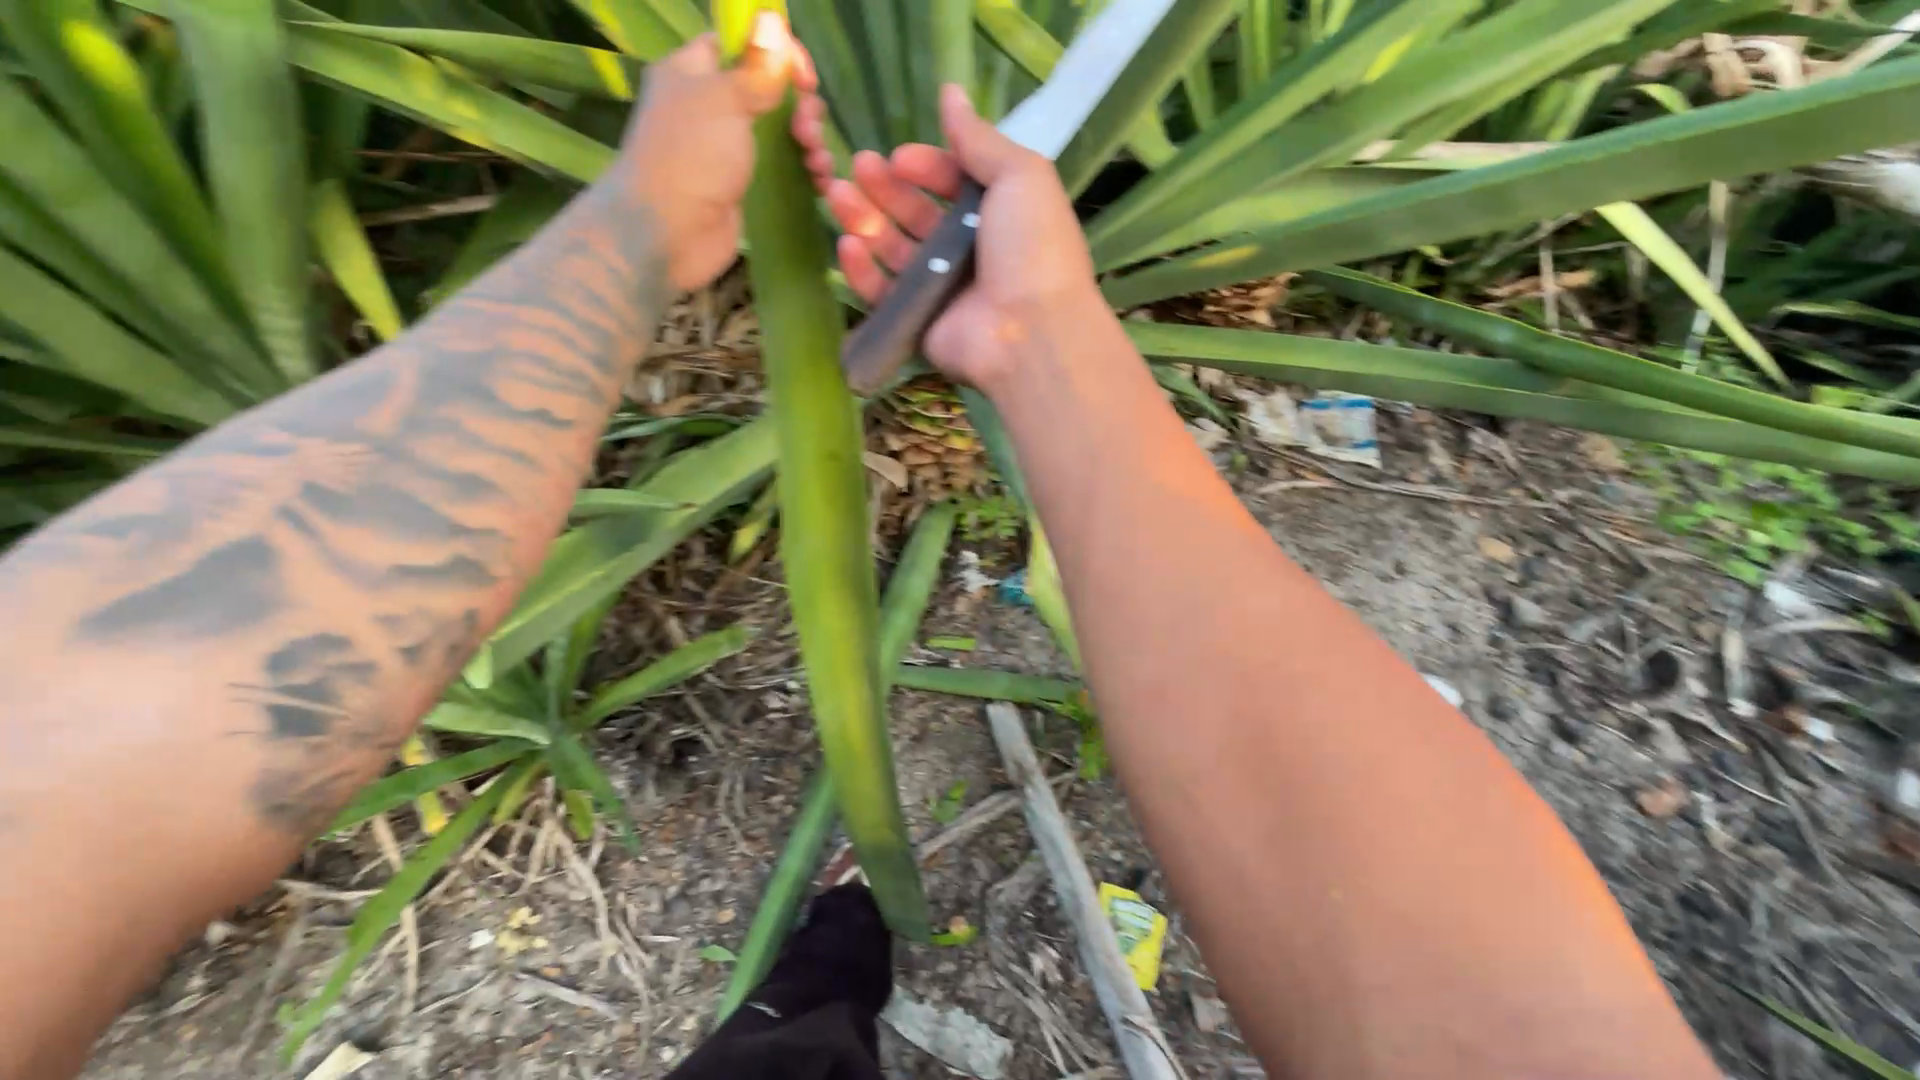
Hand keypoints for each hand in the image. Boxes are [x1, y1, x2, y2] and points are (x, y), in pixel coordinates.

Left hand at [615, 14, 816, 291]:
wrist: (669, 233)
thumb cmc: (690, 156)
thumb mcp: (724, 99)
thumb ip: (755, 65)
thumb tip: (773, 17)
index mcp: (694, 74)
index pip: (740, 45)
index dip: (777, 52)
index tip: (805, 77)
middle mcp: (711, 108)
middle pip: (770, 91)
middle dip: (801, 106)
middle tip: (808, 130)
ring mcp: (729, 151)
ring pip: (782, 132)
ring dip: (810, 141)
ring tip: (815, 160)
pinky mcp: (744, 187)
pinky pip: (783, 169)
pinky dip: (805, 171)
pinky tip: (821, 182)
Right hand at [792, 83, 1105, 391]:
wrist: (1031, 331)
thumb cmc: (1033, 249)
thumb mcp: (1020, 177)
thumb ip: (980, 138)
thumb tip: (950, 92)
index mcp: (996, 214)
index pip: (949, 182)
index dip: (923, 166)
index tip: (899, 158)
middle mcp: (967, 250)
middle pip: (914, 212)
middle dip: (884, 187)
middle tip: (857, 167)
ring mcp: (940, 287)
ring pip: (892, 248)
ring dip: (863, 219)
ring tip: (838, 196)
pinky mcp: (917, 320)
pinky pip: (882, 292)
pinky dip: (861, 269)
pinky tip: (847, 244)